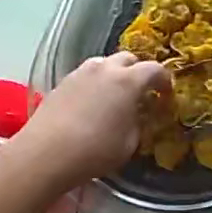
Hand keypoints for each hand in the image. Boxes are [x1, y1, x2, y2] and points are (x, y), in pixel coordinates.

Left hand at [1, 52, 171, 189]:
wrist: (46, 153)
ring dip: (113, 75)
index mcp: (128, 80)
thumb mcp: (129, 143)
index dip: (164, 81)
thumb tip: (135, 115)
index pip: (155, 69)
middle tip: (139, 93)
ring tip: (112, 97)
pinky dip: (93, 85)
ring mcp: (80, 73)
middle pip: (128, 59)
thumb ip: (137, 124)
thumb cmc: (95, 151)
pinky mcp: (61, 83)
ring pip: (103, 65)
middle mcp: (104, 69)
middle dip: (137, 72)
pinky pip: (84, 77)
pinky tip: (89, 105)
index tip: (165, 94)